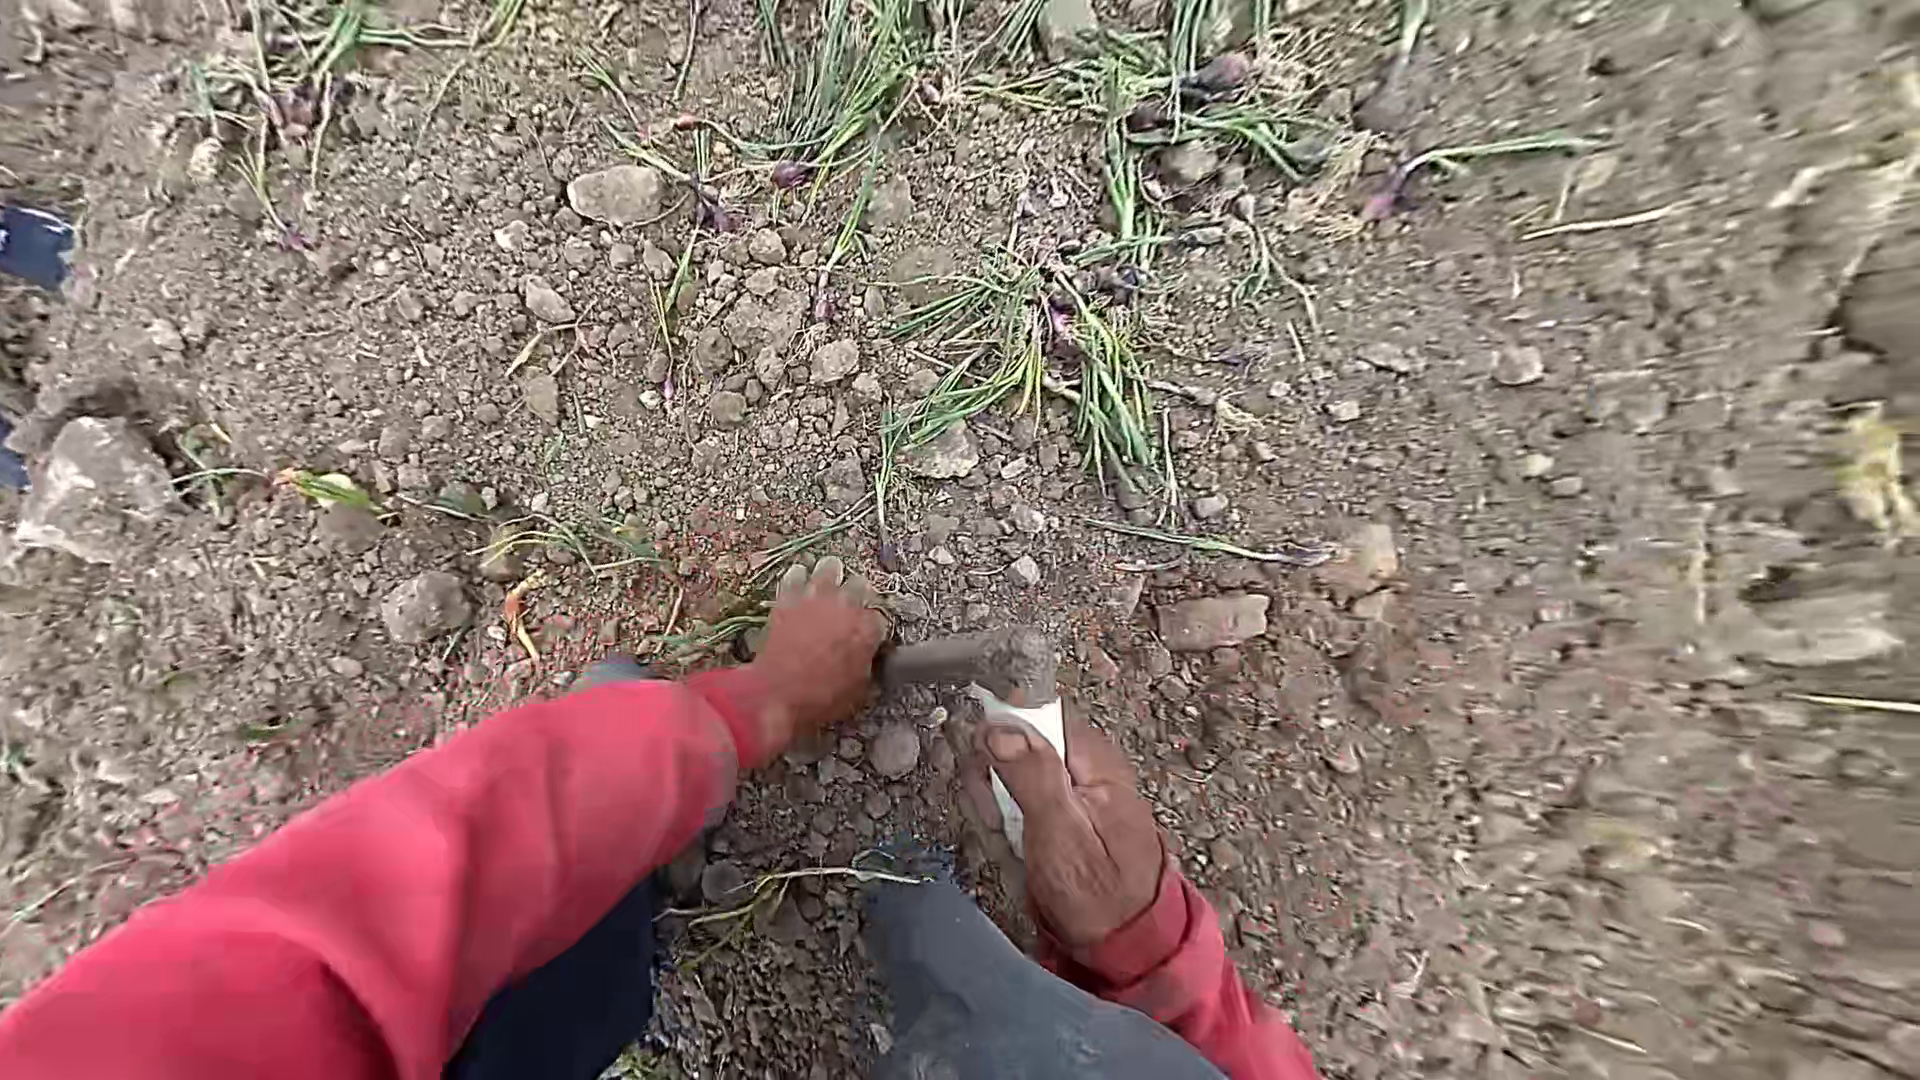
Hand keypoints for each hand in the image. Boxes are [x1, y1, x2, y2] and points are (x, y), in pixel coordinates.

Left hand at [751, 556, 887, 754]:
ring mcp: (815, 599)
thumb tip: (867, 663)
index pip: (880, 616)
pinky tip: (800, 576)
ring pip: (829, 569)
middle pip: (859, 584)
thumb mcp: (858, 691)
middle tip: (853, 600)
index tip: (870, 632)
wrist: (776, 696)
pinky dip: (799, 576)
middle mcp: (846, 606)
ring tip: (831, 574)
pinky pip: (795, 577)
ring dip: (832, 573)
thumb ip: (867, 667)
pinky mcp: (787, 600)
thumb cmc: (821, 698)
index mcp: (868, 629)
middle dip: (859, 592)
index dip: (874, 624)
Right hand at [968, 707, 1163, 947]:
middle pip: (1016, 740)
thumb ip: (1032, 776)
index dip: (1001, 734)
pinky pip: (1017, 794)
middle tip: (998, 820)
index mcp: (1092, 756)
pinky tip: (1014, 845)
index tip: (988, 772)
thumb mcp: (1062, 836)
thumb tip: (999, 728)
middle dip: (995, 779)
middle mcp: (1082, 760)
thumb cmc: (1099, 896)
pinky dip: (1007, 818)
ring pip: (1009, 769)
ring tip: (1009, 841)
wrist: (1125, 947)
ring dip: (997, 804)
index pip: (1034, 711)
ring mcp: (1070, 783)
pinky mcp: (1059, 804)